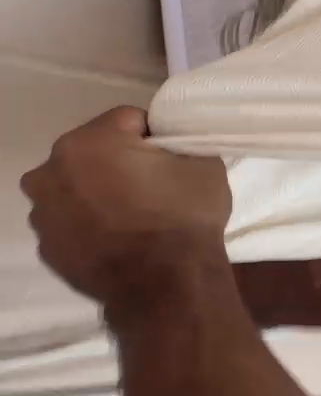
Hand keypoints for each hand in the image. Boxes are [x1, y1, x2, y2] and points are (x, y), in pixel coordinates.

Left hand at [20, 107, 232, 308]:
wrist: (162, 277)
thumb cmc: (183, 214)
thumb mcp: (206, 167)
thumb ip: (182, 147)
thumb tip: (171, 149)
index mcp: (88, 143)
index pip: (130, 118)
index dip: (160, 133)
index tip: (180, 155)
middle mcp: (48, 169)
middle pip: (94, 151)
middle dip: (124, 161)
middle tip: (162, 184)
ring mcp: (39, 208)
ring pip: (78, 185)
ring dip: (105, 191)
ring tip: (142, 214)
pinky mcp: (44, 239)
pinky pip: (72, 218)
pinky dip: (95, 220)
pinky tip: (126, 235)